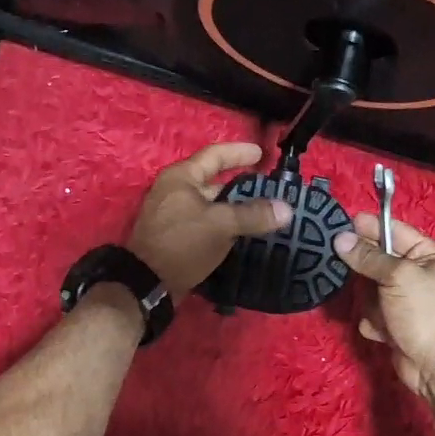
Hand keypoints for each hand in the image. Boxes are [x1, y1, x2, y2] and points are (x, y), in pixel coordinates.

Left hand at [127, 142, 292, 293]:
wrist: (147, 283)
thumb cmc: (182, 243)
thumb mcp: (220, 225)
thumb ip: (253, 215)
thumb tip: (287, 209)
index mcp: (181, 177)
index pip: (215, 154)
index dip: (240, 152)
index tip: (262, 154)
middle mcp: (174, 190)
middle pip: (212, 180)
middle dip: (240, 183)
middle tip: (267, 187)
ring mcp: (172, 213)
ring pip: (209, 203)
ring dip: (233, 206)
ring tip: (260, 212)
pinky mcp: (174, 235)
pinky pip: (204, 221)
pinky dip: (223, 223)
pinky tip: (240, 232)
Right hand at [333, 212, 434, 393]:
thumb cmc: (423, 314)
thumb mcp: (397, 277)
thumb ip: (368, 257)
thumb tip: (340, 238)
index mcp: (431, 256)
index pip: (395, 231)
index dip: (370, 227)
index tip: (341, 223)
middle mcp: (420, 274)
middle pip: (379, 260)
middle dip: (366, 270)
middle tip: (346, 266)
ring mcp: (407, 300)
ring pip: (371, 287)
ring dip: (370, 301)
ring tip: (379, 312)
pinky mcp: (396, 321)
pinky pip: (373, 311)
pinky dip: (374, 321)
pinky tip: (383, 332)